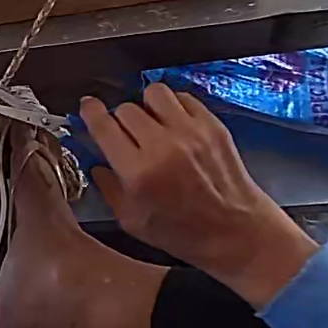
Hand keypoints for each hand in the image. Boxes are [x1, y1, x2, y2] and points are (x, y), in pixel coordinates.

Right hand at [81, 84, 317, 307]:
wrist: (238, 233)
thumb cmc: (186, 233)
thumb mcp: (133, 222)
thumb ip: (109, 189)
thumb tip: (96, 164)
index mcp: (138, 173)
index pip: (104, 126)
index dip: (91, 112)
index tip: (88, 107)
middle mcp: (163, 147)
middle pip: (125, 108)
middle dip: (119, 118)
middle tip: (125, 132)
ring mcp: (190, 133)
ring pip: (154, 93)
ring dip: (146, 105)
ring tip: (150, 121)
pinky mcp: (212, 126)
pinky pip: (183, 98)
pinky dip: (173, 105)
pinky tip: (174, 122)